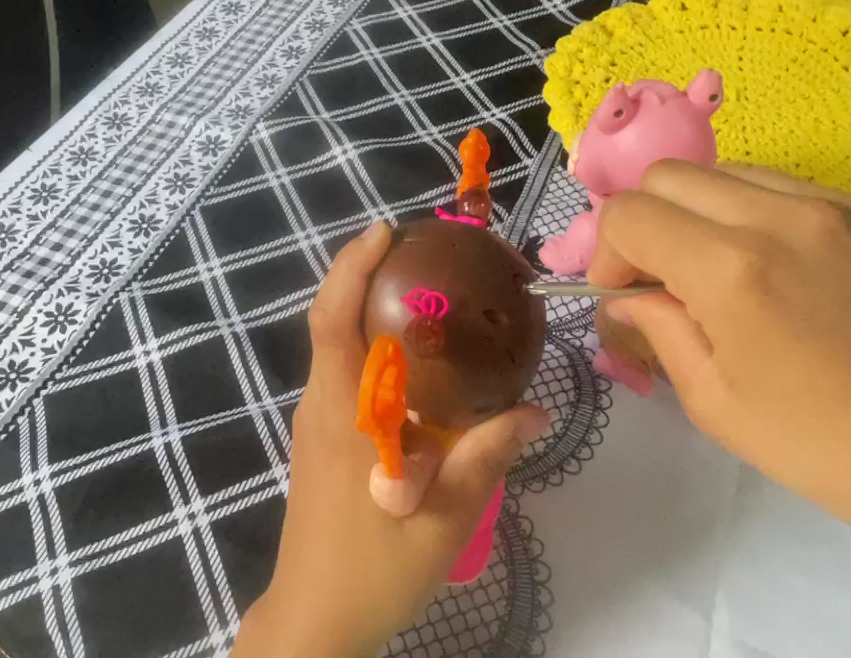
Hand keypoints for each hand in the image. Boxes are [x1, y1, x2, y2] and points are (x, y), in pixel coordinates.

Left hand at [232, 223, 549, 657]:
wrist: (314, 619)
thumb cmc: (374, 568)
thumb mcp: (443, 517)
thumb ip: (485, 456)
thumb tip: (536, 411)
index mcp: (342, 411)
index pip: (332, 319)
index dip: (351, 268)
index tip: (383, 231)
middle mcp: (321, 402)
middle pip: (331, 319)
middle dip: (364, 275)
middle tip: (419, 252)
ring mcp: (316, 419)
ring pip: (335, 344)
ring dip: (366, 308)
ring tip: (422, 292)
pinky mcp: (321, 437)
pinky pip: (342, 371)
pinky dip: (368, 345)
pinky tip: (412, 359)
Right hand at [593, 162, 850, 657]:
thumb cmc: (836, 451)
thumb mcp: (717, 406)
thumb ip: (655, 332)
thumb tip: (626, 300)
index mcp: (732, 270)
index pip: (627, 215)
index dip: (607, 256)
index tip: (627, 300)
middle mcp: (779, 216)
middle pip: (665, 176)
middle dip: (645, 224)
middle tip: (665, 281)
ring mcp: (838, 205)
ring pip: (724, 172)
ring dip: (699, 213)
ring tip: (724, 272)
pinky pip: (786, 187)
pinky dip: (757, 215)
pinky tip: (786, 270)